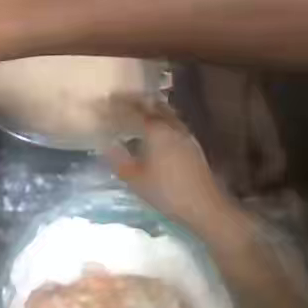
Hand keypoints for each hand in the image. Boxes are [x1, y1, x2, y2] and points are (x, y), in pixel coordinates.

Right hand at [103, 97, 240, 237]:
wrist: (204, 206)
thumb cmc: (165, 192)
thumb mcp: (134, 179)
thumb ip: (119, 159)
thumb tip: (107, 144)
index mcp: (155, 130)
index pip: (132, 111)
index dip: (116, 106)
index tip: (102, 102)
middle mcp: (172, 127)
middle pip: (152, 105)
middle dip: (134, 101)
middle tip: (118, 100)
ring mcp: (185, 135)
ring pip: (165, 112)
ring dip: (149, 108)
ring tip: (136, 111)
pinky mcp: (193, 145)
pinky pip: (173, 123)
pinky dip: (160, 119)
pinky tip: (155, 131)